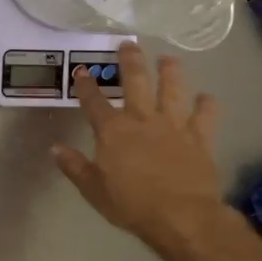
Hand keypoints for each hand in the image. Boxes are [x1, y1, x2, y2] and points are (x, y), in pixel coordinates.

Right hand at [51, 42, 226, 246]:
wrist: (182, 217)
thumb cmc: (132, 204)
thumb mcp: (93, 189)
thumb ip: (74, 166)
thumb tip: (54, 148)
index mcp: (112, 131)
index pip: (93, 101)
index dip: (85, 84)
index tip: (82, 70)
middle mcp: (142, 119)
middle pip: (135, 82)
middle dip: (130, 60)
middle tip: (128, 43)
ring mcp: (174, 126)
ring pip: (172, 90)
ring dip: (170, 72)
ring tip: (168, 58)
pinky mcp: (200, 138)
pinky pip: (205, 116)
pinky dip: (207, 105)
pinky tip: (207, 97)